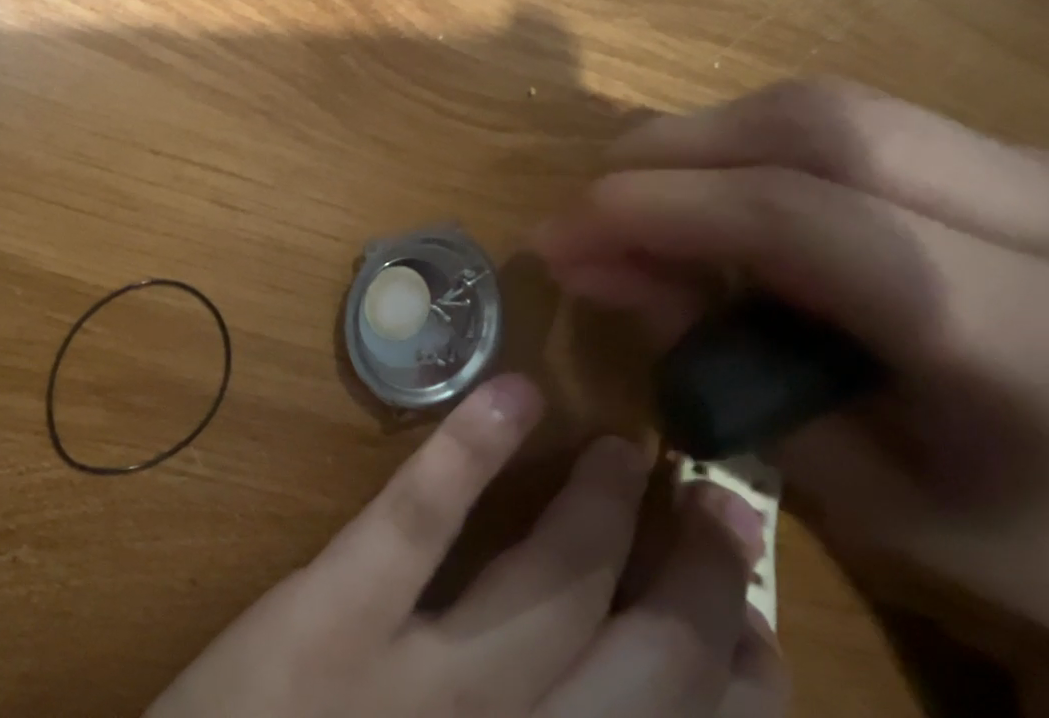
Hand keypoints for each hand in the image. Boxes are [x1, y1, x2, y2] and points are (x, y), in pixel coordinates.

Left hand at [148, 375, 783, 717]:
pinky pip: (418, 524)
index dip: (737, 667)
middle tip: (714, 506)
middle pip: (650, 659)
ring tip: (624, 450)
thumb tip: (607, 686)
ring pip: (552, 582)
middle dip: (700, 580)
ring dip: (602, 510)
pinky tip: (511, 396)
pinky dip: (469, 454)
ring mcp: (427, 685)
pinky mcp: (336, 616)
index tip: (747, 610)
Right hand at [534, 77, 1048, 624]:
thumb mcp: (876, 492)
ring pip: (837, 108)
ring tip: (641, 207)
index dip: (651, 210)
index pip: (798, 217)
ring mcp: (1048, 180)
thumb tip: (598, 270)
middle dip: (666, 150)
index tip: (553, 242)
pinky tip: (723, 205)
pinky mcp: (1027, 170)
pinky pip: (866, 127)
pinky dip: (760, 152)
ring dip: (706, 144)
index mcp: (1023, 332)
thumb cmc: (1045, 540)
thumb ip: (728, 372)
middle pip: (818, 124)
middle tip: (584, 209)